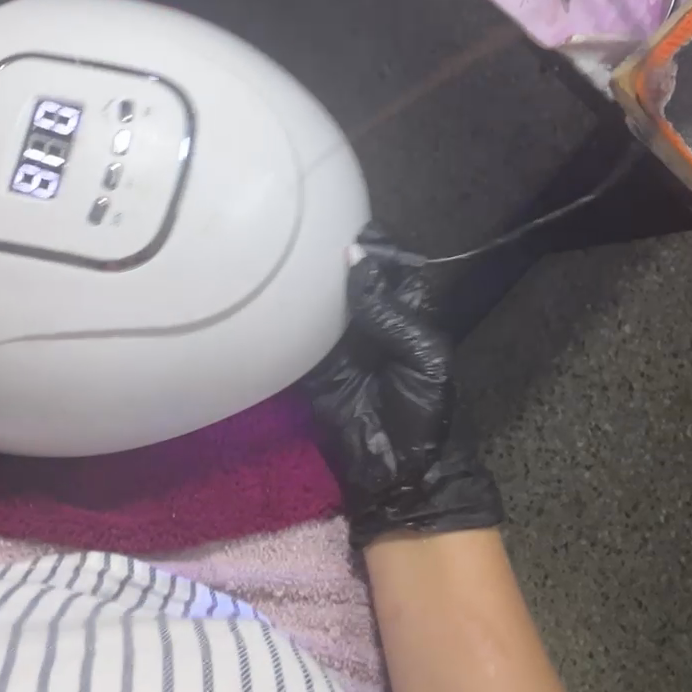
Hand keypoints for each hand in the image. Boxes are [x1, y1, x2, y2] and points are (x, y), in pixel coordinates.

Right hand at [304, 240, 503, 547]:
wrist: (397, 470)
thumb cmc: (424, 409)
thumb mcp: (420, 353)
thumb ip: (386, 308)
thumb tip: (354, 257)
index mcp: (406, 311)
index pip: (389, 265)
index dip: (374, 244)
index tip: (347, 221)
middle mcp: (370, 319)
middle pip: (349, 276)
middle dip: (331, 255)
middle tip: (304, 227)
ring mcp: (337, 340)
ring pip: (320, 299)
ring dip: (305, 279)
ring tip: (282, 249)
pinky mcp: (311, 363)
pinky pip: (296, 332)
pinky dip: (284, 313)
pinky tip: (267, 288)